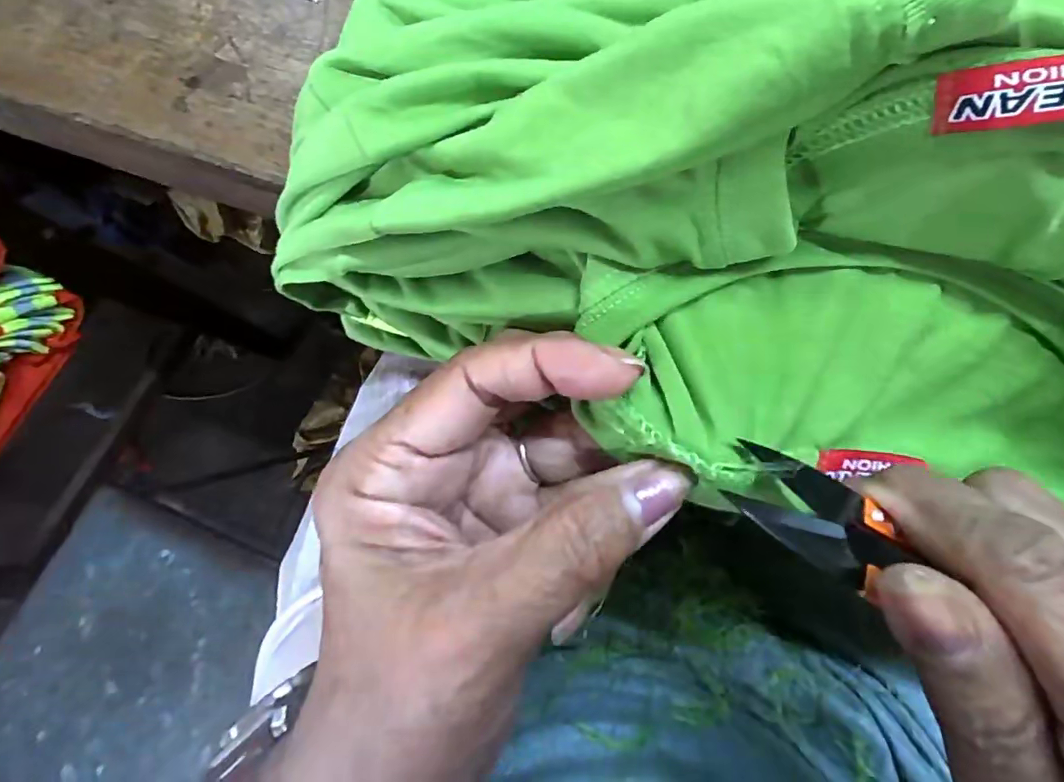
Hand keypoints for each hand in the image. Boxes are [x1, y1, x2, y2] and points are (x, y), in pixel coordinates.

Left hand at [271, 332, 690, 781]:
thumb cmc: (403, 703)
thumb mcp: (480, 620)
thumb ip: (573, 547)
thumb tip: (669, 480)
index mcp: (394, 462)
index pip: (476, 378)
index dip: (552, 360)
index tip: (626, 371)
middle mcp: (441, 458)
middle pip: (526, 398)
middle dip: (593, 402)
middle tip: (662, 407)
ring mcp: (486, 488)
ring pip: (563, 441)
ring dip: (615, 455)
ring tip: (666, 468)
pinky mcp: (523, 522)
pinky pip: (582, 488)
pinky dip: (616, 499)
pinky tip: (637, 520)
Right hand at [861, 467, 1063, 781]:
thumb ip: (977, 700)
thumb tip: (902, 578)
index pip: (1035, 567)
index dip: (933, 513)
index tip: (855, 501)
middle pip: (1046, 520)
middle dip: (950, 518)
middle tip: (892, 558)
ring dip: (993, 538)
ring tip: (967, 600)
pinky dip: (1047, 564)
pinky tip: (1045, 627)